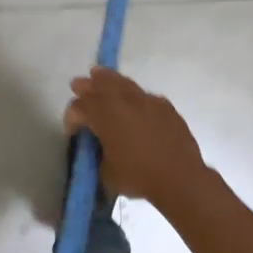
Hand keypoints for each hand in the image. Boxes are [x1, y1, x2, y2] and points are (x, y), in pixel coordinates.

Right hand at [63, 67, 209, 203]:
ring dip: (109, 80)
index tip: (72, 130)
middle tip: (78, 84)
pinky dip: (134, 95)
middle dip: (88, 86)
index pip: (80, 108)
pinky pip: (144, 95)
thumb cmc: (139, 177)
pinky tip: (133, 101)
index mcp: (105, 117)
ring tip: (100, 74)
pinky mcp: (165, 107)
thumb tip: (101, 145)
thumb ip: (99, 152)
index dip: (72, 117)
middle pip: (101, 86)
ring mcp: (148, 102)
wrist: (180, 178)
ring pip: (124, 84)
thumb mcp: (106, 171)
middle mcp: (125, 103)